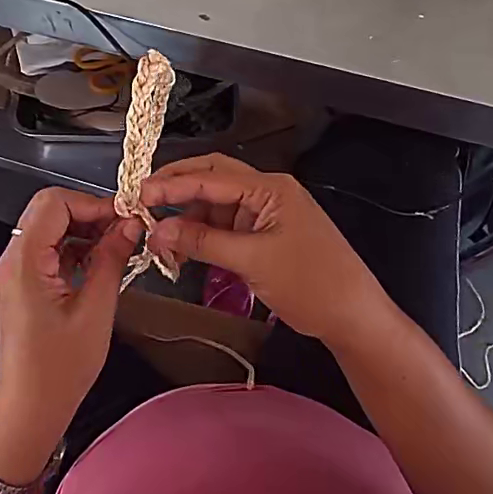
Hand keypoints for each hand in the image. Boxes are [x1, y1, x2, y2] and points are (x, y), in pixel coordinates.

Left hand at [0, 187, 140, 482]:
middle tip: (124, 230)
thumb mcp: (96, 310)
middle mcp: (12, 260)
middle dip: (89, 213)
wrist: (30, 410)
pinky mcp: (21, 285)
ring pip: (49, 228)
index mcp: (24, 262)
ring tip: (117, 248)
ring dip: (84, 230)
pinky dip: (74, 248)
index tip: (125, 218)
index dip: (93, 203)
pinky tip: (99, 264)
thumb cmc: (60, 369)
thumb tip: (129, 225)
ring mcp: (14, 272)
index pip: (55, 202)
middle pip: (49, 210)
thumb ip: (112, 259)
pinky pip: (47, 250)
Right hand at [138, 154, 392, 347]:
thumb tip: (158, 230)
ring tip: (162, 242)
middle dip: (178, 190)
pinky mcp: (265, 235)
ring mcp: (266, 214)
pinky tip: (184, 250)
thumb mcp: (252, 260)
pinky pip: (225, 227)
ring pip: (216, 206)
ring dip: (188, 219)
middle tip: (143, 202)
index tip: (139, 195)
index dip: (172, 185)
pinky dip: (203, 236)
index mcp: (270, 188)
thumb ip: (203, 241)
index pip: (211, 178)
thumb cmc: (312, 282)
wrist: (353, 316)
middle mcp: (267, 193)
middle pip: (213, 180)